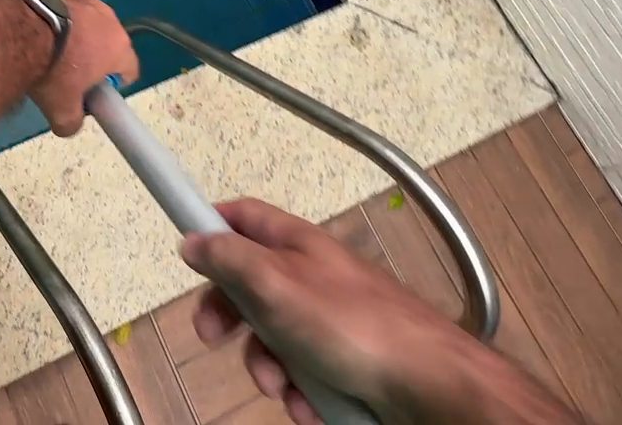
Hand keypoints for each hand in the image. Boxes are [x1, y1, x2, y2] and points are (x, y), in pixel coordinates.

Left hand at [26, 0, 138, 136]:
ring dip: (71, 34)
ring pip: (83, 21)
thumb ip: (72, 121)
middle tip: (68, 73)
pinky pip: (60, 7)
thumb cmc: (51, 69)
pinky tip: (32, 29)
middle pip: (106, 42)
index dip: (113, 84)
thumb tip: (68, 125)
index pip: (129, 69)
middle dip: (91, 57)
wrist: (16, 27)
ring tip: (45, 48)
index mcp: (118, 46)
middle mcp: (106, 16)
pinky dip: (51, 17)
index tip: (94, 92)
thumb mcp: (61, 108)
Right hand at [179, 199, 483, 424]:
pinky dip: (302, 391)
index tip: (188, 247)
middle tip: (212, 337)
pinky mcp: (349, 363)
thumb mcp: (272, 282)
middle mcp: (310, 274)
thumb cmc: (350, 324)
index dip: (211, 224)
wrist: (434, 389)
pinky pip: (306, 372)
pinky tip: (311, 405)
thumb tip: (191, 239)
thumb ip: (226, 256)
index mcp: (293, 243)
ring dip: (267, 365)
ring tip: (283, 387)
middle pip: (249, 283)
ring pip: (275, 336)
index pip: (241, 215)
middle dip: (229, 315)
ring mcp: (330, 319)